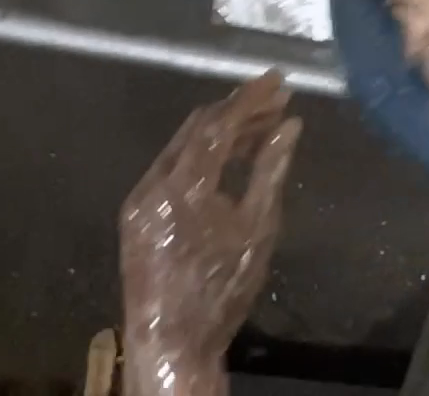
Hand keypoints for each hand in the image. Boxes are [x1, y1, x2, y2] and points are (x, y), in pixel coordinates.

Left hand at [120, 72, 302, 395]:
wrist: (172, 346)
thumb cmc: (222, 288)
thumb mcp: (257, 227)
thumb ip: (272, 168)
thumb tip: (291, 124)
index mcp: (181, 188)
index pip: (217, 124)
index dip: (250, 98)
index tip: (279, 81)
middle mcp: (152, 185)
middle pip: (198, 128)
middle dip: (240, 109)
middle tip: (278, 99)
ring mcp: (140, 200)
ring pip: (186, 145)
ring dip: (225, 130)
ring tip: (266, 125)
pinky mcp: (138, 214)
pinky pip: (174, 166)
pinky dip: (206, 154)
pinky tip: (236, 154)